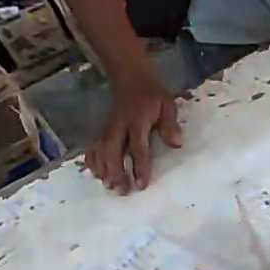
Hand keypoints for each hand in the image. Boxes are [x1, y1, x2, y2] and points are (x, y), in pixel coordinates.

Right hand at [87, 77, 182, 193]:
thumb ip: (170, 124)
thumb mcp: (168, 104)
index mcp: (137, 120)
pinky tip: (97, 174)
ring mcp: (108, 128)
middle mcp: (119, 126)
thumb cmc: (153, 95)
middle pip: (113, 151)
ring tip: (109, 187)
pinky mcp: (102, 130)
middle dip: (116, 172)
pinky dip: (92, 161)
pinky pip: (92, 147)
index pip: (137, 146)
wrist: (131, 79)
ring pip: (100, 150)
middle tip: (122, 190)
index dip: (139, 166)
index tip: (141, 184)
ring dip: (103, 170)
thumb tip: (177, 144)